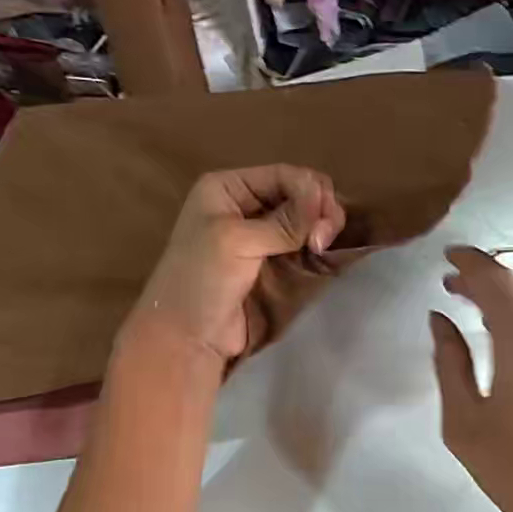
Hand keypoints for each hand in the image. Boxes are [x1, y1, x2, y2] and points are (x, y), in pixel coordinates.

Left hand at [128, 165, 344, 365]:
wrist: (187, 337)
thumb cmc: (201, 280)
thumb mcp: (238, 241)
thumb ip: (284, 221)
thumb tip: (324, 201)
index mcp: (227, 188)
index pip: (283, 175)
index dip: (310, 192)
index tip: (324, 221)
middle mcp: (244, 204)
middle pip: (298, 193)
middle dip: (319, 209)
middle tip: (325, 238)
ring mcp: (258, 234)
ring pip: (304, 219)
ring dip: (321, 227)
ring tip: (323, 247)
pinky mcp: (271, 261)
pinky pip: (302, 242)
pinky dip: (317, 244)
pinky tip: (324, 251)